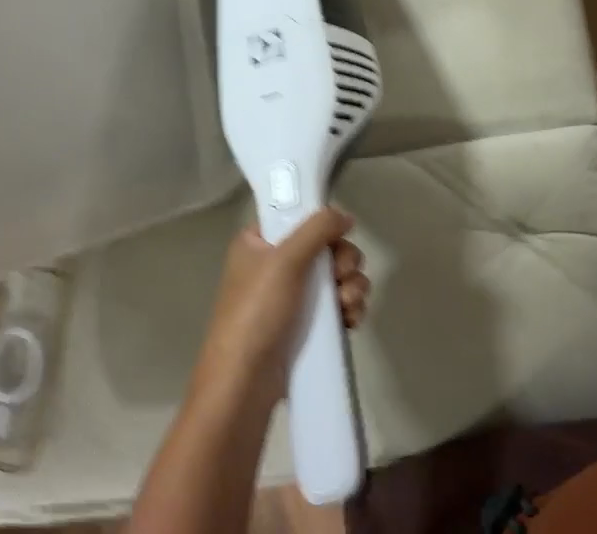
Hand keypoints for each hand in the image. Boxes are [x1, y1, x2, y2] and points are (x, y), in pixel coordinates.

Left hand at [200, 208, 369, 396]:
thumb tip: (345, 214)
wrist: (244, 383)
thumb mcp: (284, 261)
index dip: (323, 227)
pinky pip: (339, 305)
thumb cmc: (257, 313)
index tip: (336, 241)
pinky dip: (349, 309)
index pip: (300, 218)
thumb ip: (317, 229)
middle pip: (327, 248)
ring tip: (347, 307)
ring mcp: (292, 297)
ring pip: (338, 277)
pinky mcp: (306, 325)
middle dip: (344, 264)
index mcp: (259, 243)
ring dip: (352, 288)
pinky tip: (350, 322)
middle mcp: (275, 265)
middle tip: (341, 278)